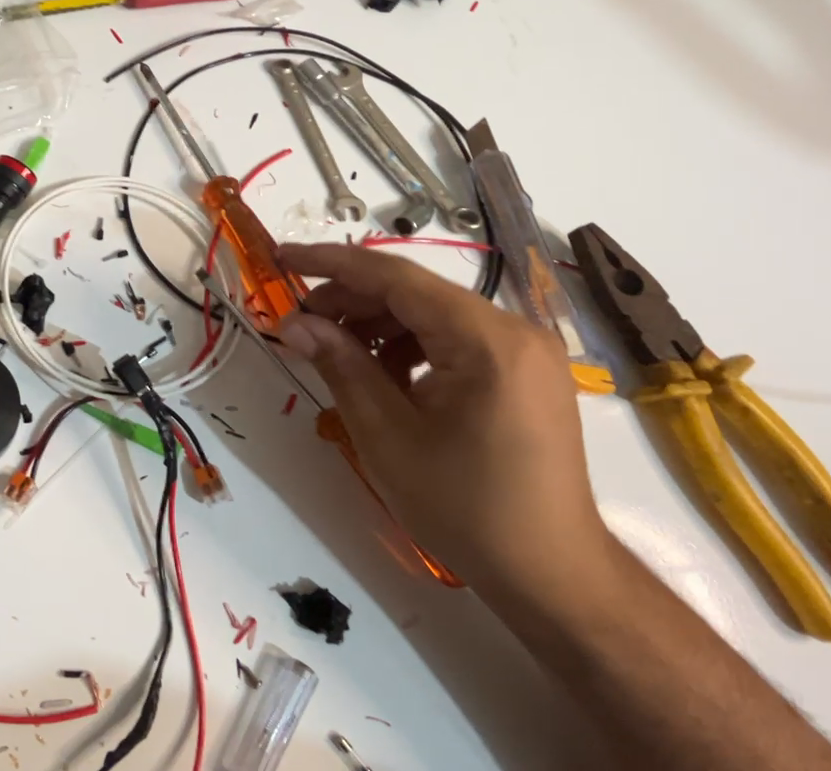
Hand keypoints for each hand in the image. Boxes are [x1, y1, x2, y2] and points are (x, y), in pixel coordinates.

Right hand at [274, 243, 610, 592]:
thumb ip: (340, 365)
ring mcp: (525, 351)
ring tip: (333, 355)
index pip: (396, 278)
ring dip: (376, 326)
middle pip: (414, 293)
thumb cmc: (464, 506)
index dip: (331, 264)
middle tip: (298, 325)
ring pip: (431, 314)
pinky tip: (380, 376)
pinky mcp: (524, 373)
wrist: (549, 572)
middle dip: (350, 301)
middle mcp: (514, 331)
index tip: (280, 257)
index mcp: (486, 340)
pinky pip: (454, 339)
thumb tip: (294, 323)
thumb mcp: (387, 434)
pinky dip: (409, 347)